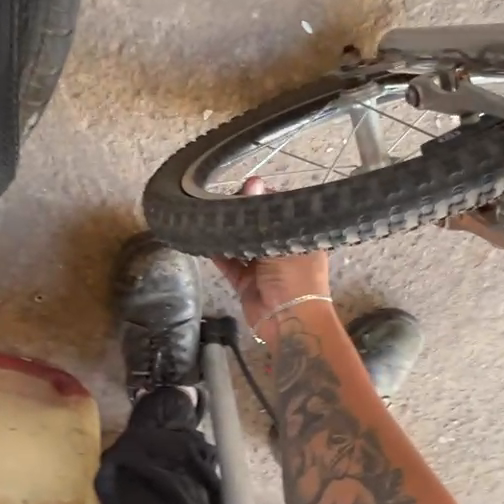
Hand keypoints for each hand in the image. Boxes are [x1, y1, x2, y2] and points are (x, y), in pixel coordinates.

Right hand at [211, 178, 332, 337]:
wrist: (289, 322)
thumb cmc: (295, 279)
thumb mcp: (282, 243)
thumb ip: (264, 215)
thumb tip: (253, 181)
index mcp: (299, 239)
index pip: (281, 212)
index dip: (264, 199)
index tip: (246, 186)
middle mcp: (281, 251)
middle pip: (259, 228)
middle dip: (242, 216)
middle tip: (222, 198)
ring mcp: (262, 268)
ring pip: (241, 244)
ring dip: (228, 233)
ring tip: (210, 213)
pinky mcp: (245, 283)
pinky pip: (229, 264)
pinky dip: (217, 253)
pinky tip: (204, 236)